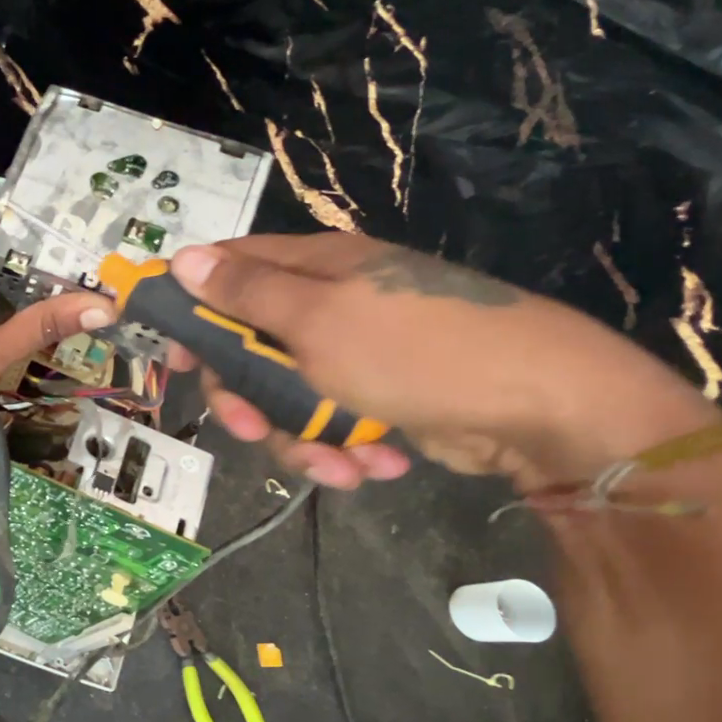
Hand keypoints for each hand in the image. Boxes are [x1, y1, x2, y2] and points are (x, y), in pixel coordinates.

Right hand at [167, 233, 721, 491]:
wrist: (546, 410)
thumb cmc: (417, 351)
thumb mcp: (315, 319)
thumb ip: (243, 293)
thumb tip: (181, 256)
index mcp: (316, 267)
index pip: (227, 270)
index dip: (191, 308)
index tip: (175, 355)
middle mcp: (330, 303)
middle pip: (246, 347)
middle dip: (244, 398)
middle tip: (251, 429)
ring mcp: (355, 351)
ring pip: (283, 395)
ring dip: (298, 438)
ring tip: (337, 464)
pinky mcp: (379, 395)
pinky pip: (327, 422)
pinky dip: (341, 448)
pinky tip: (372, 465)